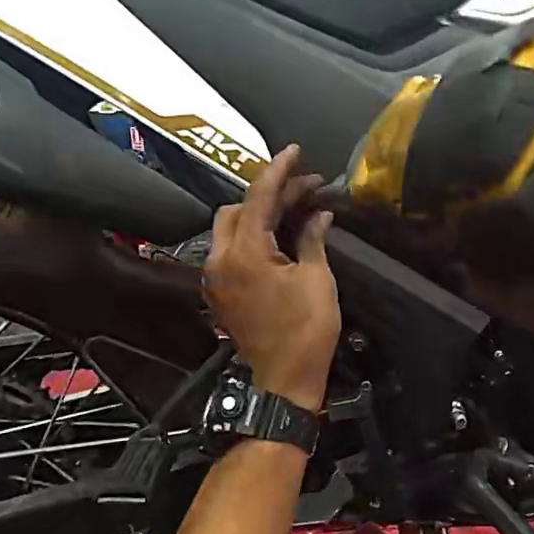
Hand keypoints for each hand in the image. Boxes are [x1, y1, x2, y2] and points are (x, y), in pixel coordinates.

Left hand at [203, 145, 339, 410]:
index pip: (258, 198)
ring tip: (292, 209)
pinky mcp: (219, 292)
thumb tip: (319, 214)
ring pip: (229, 228)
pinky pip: (228, 250)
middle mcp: (220, 260)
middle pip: (238, 208)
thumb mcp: (316, 279)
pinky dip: (249, 235)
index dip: (279, 171)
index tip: (295, 152)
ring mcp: (215, 277)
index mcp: (245, 253)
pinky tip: (275, 235)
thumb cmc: (307, 330)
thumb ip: (311, 239)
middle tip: (305, 190)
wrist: (284, 381)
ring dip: (256, 213)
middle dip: (269, 193)